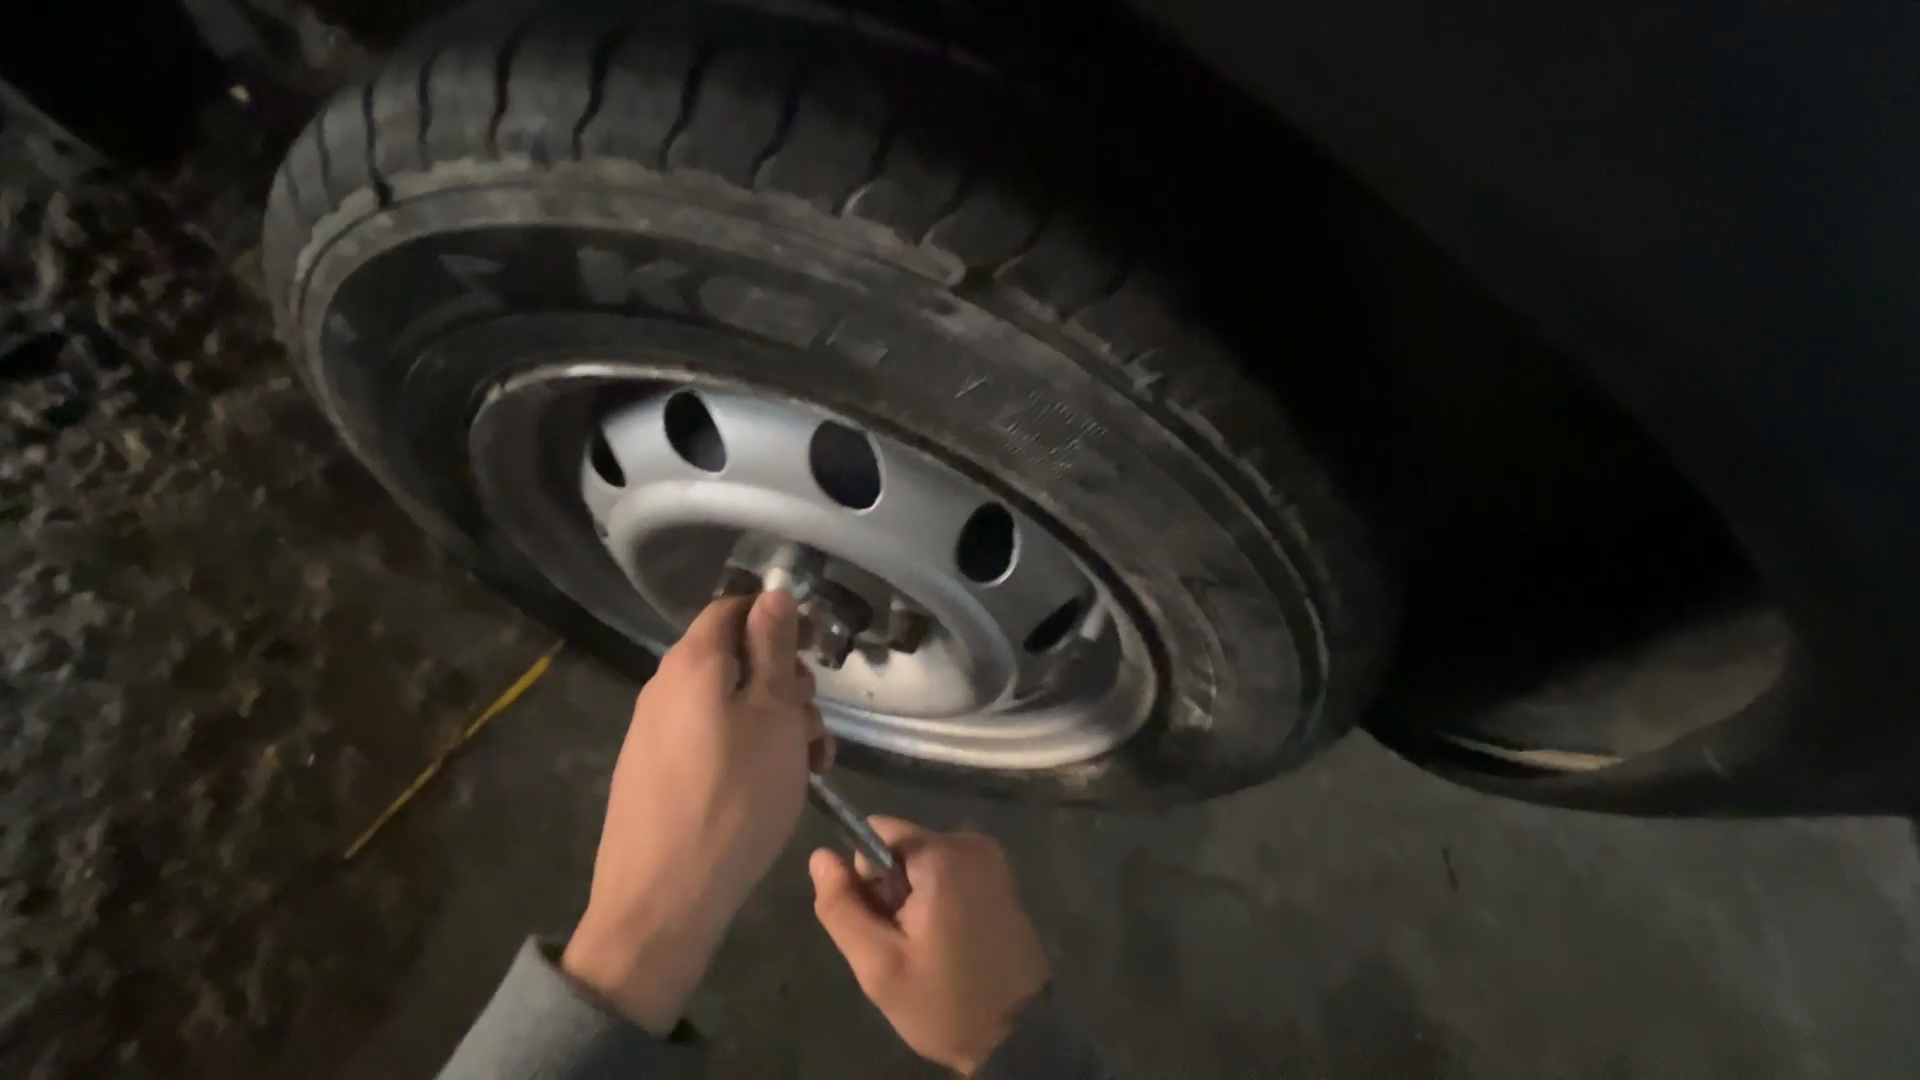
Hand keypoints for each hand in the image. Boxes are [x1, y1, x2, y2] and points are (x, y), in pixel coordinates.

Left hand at [563, 590, 826, 1031]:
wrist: (663, 900)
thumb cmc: (735, 795)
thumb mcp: (773, 713)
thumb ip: (774, 647)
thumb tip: (773, 592)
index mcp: (693, 661)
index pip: (734, 607)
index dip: (779, 618)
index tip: (818, 650)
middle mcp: (665, 687)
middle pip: (736, 659)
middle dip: (786, 682)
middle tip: (814, 727)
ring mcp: (655, 732)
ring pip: (729, 704)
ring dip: (775, 722)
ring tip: (806, 767)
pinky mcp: (654, 771)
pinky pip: (710, 739)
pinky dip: (747, 748)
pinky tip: (771, 786)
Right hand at [811, 819, 1049, 1073]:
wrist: (1018, 1035)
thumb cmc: (944, 1001)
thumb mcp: (878, 965)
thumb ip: (842, 906)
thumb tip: (820, 855)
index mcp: (942, 854)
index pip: (877, 832)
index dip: (867, 877)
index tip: (884, 922)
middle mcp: (970, 841)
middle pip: (902, 846)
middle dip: (892, 889)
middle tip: (906, 943)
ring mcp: (991, 857)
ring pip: (923, 860)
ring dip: (914, 897)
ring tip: (928, 947)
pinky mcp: (1003, 875)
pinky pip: (950, 870)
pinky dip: (940, 898)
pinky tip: (949, 941)